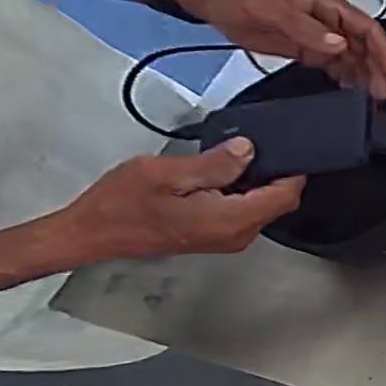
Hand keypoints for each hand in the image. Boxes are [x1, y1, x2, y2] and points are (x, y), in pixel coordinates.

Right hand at [56, 137, 304, 260]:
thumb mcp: (166, 173)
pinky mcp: (217, 237)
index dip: (293, 172)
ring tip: (238, 155)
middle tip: (259, 146)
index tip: (289, 148)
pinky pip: (246, 212)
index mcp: (230, 220)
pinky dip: (244, 193)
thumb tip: (249, 150)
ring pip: (263, 207)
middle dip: (277, 175)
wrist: (91, 234)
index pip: (285, 197)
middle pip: (279, 203)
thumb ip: (214, 164)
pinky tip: (225, 174)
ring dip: (259, 183)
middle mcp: (238, 235)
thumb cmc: (122, 204)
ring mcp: (228, 239)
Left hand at [160, 0, 385, 99]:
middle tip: (381, 95)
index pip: (365, 27)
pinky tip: (348, 92)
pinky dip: (344, 79)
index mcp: (323, 1)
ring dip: (362, 77)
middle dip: (376, 69)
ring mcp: (314, 33)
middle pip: (363, 45)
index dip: (383, 51)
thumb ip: (305, 27)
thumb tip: (337, 44)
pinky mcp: (302, 47)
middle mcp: (323, 17)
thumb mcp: (267, 8)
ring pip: (350, 57)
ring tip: (370, 98)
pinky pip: (332, 65)